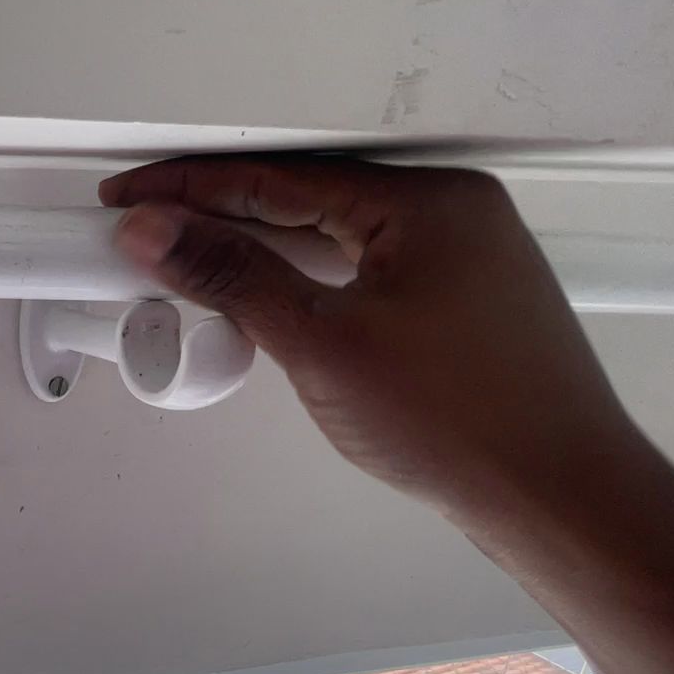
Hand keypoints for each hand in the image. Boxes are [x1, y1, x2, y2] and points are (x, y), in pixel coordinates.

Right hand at [100, 155, 647, 523]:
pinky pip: (343, 260)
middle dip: (212, 207)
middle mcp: (442, 212)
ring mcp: (447, 254)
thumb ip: (229, 276)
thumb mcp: (318, 341)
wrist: (550, 494)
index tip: (124, 197)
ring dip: (247, 237)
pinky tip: (249, 281)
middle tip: (139, 221)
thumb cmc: (447, 418)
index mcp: (424, 203)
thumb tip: (152, 230)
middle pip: (299, 194)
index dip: (187, 186)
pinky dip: (286, 266)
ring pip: (320, 228)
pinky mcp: (441, 294)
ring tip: (178, 249)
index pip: (275, 179)